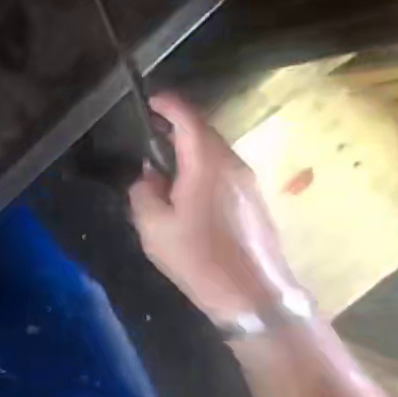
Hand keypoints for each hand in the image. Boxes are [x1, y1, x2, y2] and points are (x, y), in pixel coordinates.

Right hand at [128, 93, 311, 326]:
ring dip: (189, 146)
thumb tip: (150, 176)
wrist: (254, 297)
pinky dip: (201, 165)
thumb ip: (143, 192)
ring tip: (161, 157)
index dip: (169, 105)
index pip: (189, 120)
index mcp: (207, 166)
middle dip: (177, 124)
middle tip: (147, 128)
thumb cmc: (198, 257)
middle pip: (205, 132)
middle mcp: (233, 167)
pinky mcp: (252, 201)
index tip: (148, 99)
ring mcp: (248, 184)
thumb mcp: (152, 225)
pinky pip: (222, 169)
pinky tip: (183, 185)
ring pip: (215, 151)